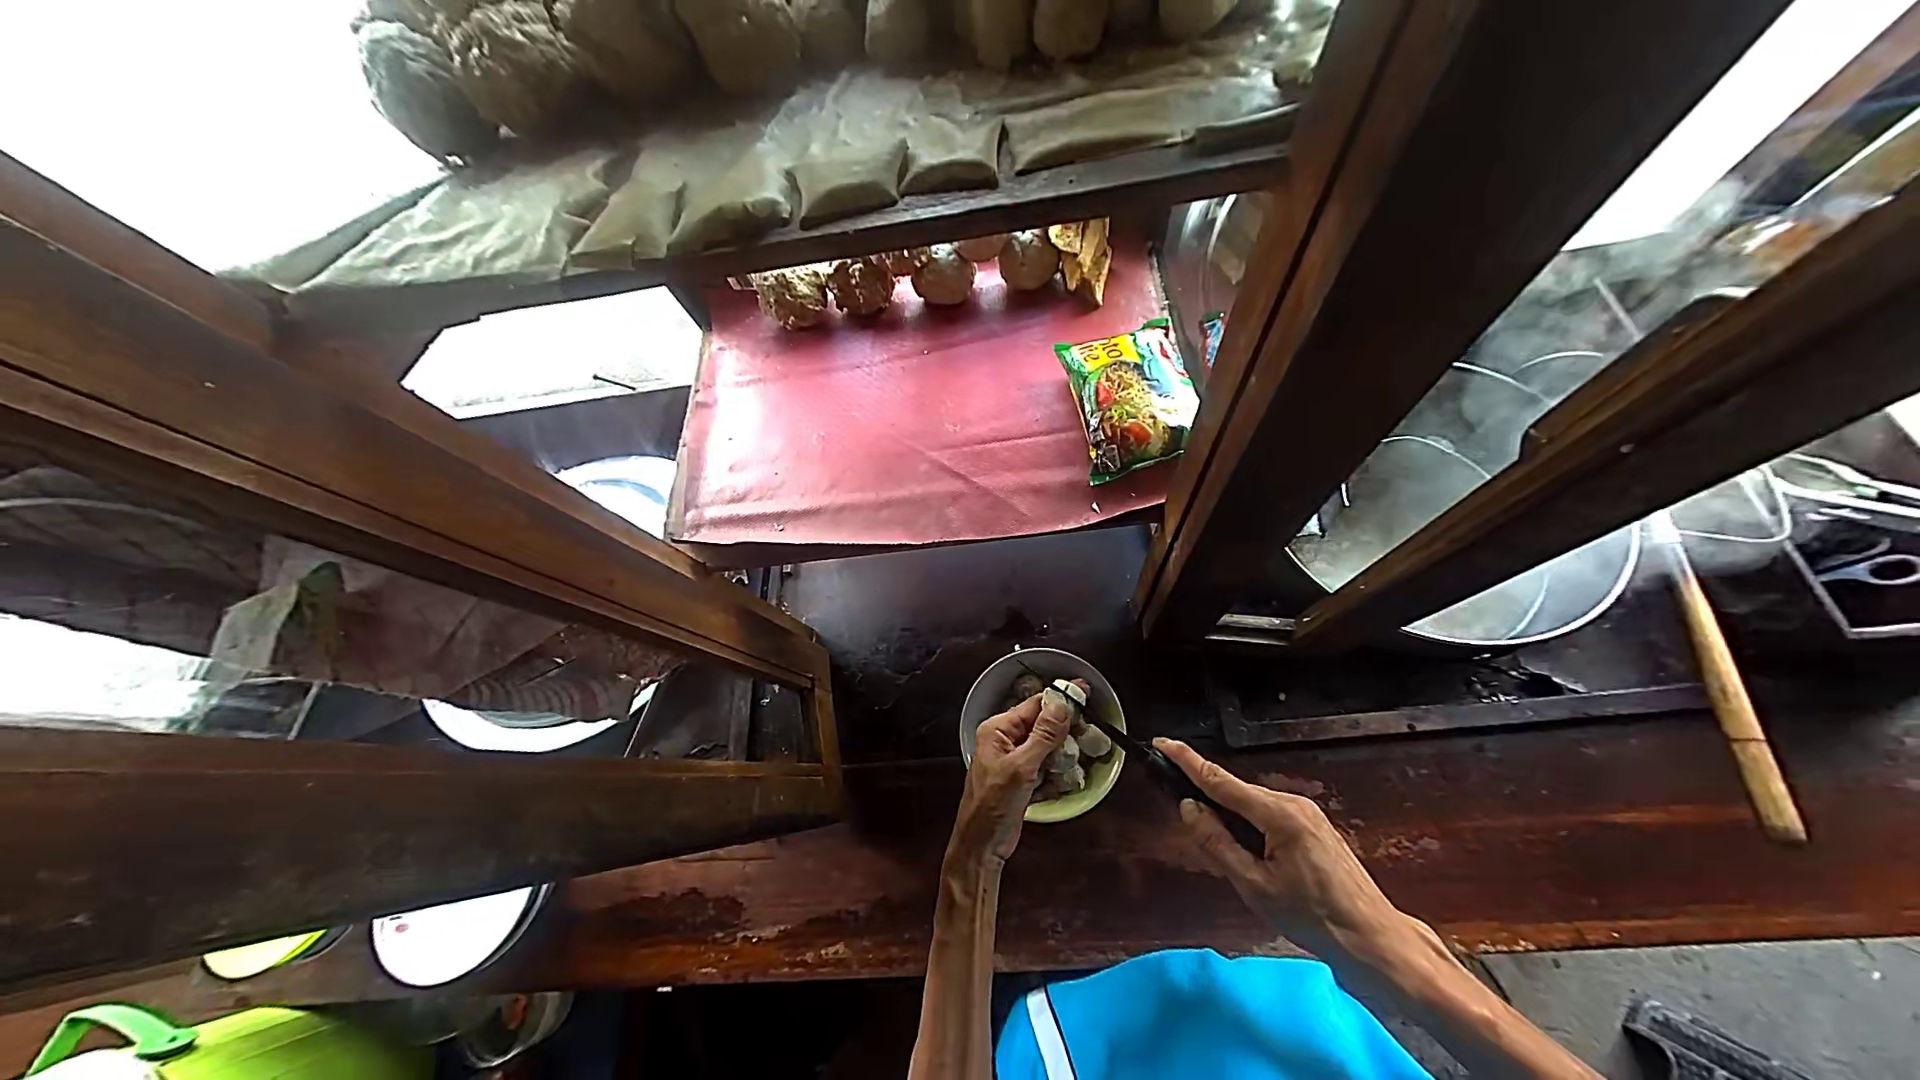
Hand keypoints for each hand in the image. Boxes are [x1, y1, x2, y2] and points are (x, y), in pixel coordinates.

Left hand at [948, 682, 1081, 867]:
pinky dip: (1055, 772)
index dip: (1059, 701)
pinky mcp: (1022, 777)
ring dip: (1060, 755)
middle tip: (1084, 735)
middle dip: (1064, 731)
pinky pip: (1045, 765)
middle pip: (1042, 723)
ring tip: (1068, 764)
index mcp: (997, 730)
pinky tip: (1056, 784)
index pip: (1034, 705)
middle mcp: (1004, 740)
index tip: (1083, 696)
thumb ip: (1043, 735)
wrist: (981, 847)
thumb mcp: (1021, 768)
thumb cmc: (991, 808)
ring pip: (1047, 746)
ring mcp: (1014, 759)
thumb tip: (1061, 705)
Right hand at [1157, 738, 1407, 957]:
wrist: (1375, 939)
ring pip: (1251, 805)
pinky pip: (1268, 814)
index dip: (1186, 760)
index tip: (1163, 744)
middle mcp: (1292, 803)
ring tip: (1234, 861)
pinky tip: (1255, 859)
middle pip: (1235, 792)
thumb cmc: (1316, 918)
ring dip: (1233, 822)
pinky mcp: (1313, 824)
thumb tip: (1190, 808)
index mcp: (1278, 814)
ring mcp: (1306, 812)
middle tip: (1197, 837)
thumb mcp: (1254, 886)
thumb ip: (1217, 843)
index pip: (1219, 780)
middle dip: (1210, 805)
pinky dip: (1251, 828)